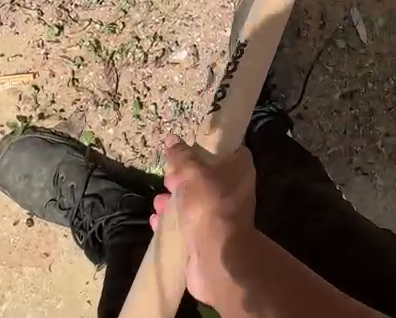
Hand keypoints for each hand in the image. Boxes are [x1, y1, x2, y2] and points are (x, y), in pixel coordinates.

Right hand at [150, 139, 255, 302]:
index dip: (206, 148)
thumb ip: (181, 156)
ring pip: (195, 203)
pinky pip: (188, 225)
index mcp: (239, 169)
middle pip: (207, 177)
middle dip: (184, 177)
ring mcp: (222, 216)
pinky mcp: (209, 238)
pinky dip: (172, 223)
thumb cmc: (209, 204)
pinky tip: (156, 221)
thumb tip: (171, 138)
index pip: (226, 150)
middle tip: (168, 177)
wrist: (216, 257)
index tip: (188, 148)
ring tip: (158, 201)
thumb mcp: (192, 173)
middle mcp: (234, 191)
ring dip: (175, 201)